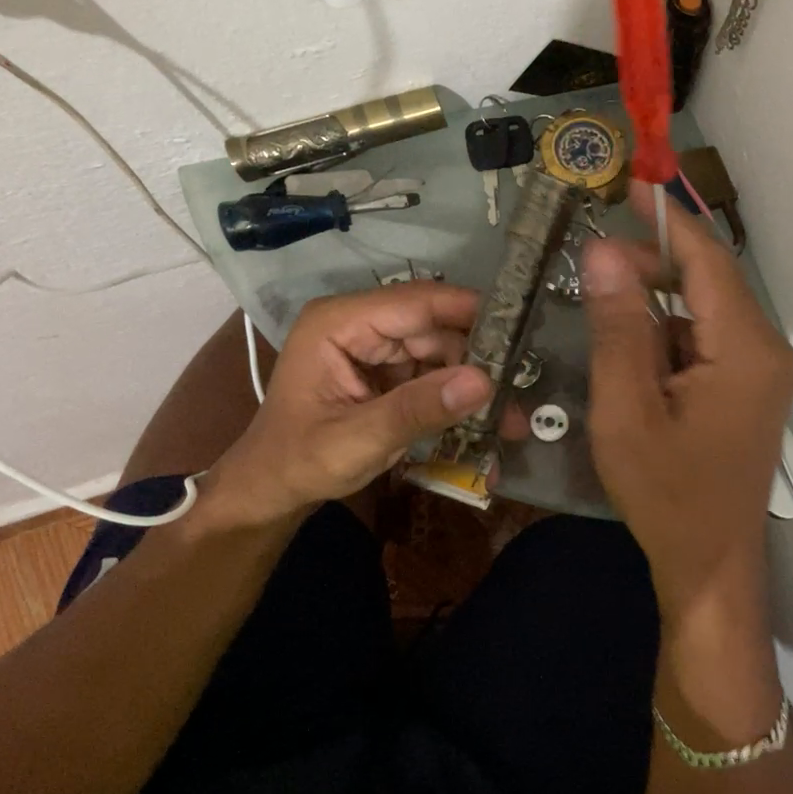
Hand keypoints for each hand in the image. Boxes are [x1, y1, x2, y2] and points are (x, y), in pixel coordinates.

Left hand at [204, 283, 509, 525]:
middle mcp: (362, 325)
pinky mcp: (389, 371)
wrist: (269, 490)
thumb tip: (484, 383)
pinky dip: (459, 399)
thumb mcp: (357, 440)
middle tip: (520, 397)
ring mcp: (377, 347)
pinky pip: (436, 374)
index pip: (418, 303)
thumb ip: (417, 410)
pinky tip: (485, 427)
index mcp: (340, 324)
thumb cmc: (297, 462)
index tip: (523, 331)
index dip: (471, 312)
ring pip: (444, 352)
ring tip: (510, 423)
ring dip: (475, 386)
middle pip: (438, 329)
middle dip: (480, 363)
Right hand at [582, 182, 792, 620]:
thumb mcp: (628, 411)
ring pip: (707, 311)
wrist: (712, 562)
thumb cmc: (668, 495)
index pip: (707, 260)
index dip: (666, 218)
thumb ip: (618, 328)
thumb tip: (604, 253)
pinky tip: (635, 354)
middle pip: (710, 281)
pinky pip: (711, 340)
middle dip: (653, 265)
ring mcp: (764, 371)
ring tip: (605, 310)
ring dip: (659, 303)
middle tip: (593, 268)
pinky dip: (672, 334)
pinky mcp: (752, 390)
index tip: (626, 183)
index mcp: (746, 348)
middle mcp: (767, 349)